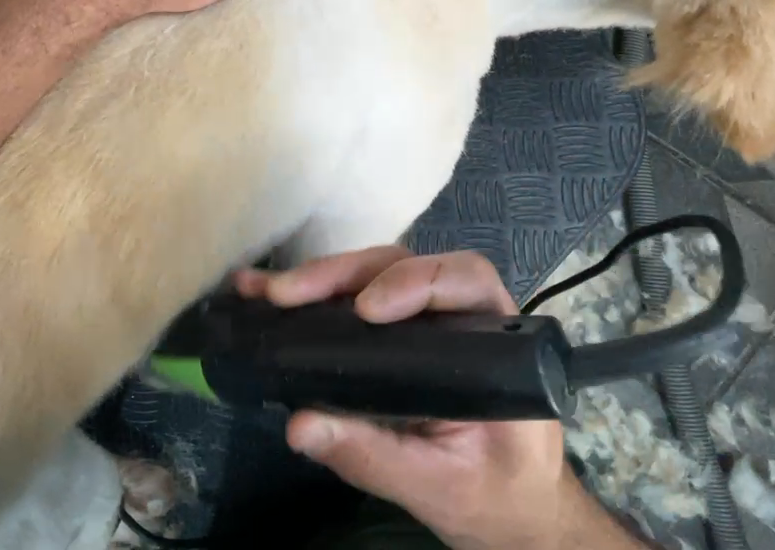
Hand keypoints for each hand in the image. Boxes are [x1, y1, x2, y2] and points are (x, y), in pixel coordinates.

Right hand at [235, 248, 643, 549]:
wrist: (510, 509)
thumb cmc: (494, 495)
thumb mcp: (438, 485)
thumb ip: (374, 456)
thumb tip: (299, 427)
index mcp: (495, 343)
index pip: (464, 280)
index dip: (414, 281)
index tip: (367, 311)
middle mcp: (458, 312)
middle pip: (401, 264)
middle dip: (340, 274)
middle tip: (285, 294)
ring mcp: (421, 315)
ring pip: (371, 271)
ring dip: (318, 278)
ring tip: (264, 291)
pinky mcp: (393, 327)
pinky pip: (353, 295)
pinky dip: (312, 294)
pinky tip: (268, 296)